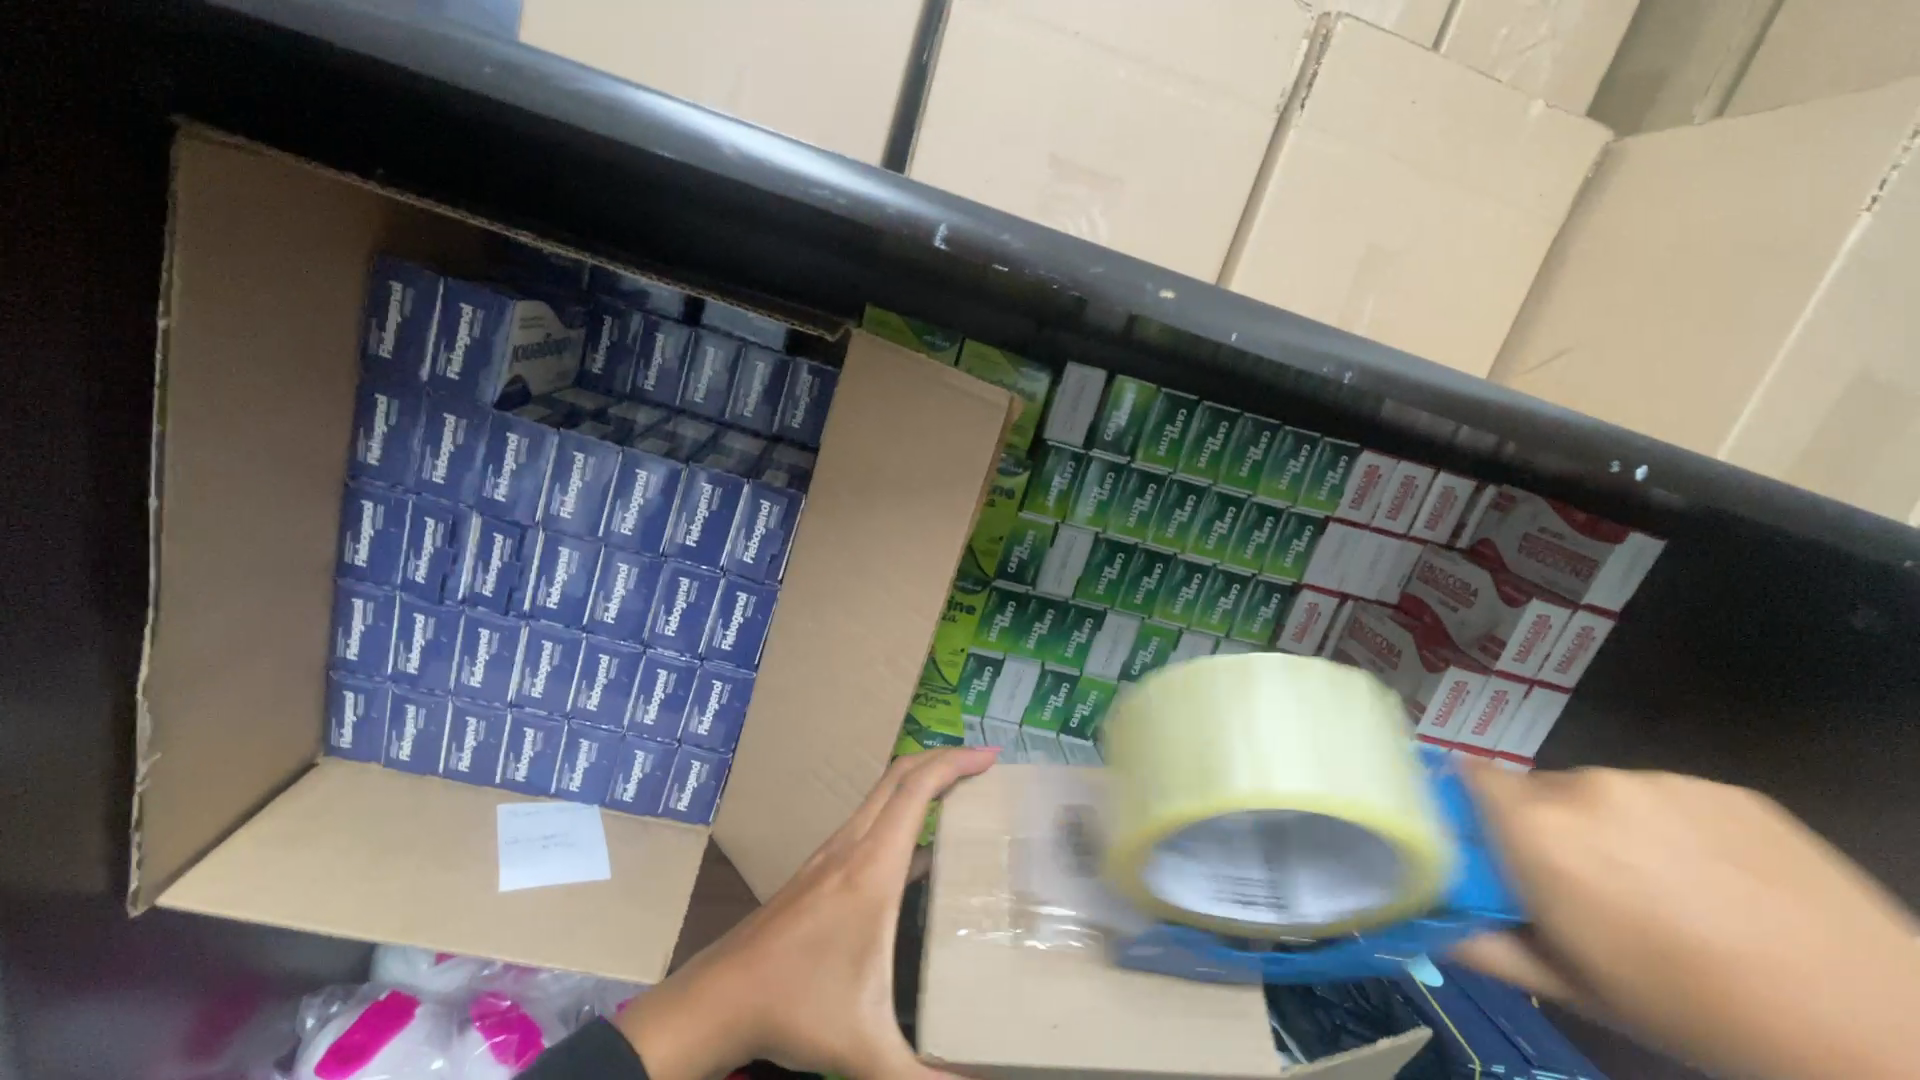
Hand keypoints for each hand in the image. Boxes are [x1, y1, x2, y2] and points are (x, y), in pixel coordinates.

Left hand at [617, 747, 997, 1079]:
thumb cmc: (794, 1010)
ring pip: (879, 794)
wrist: (717, 999)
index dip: (956, 763)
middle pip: (899, 776)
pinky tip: (915, 851)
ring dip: (918, 781)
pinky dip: (898, 810)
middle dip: (943, 759)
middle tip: (985, 765)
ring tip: (959, 796)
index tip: (992, 756)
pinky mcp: (817, 869)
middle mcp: (851, 847)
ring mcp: (829, 854)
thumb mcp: (866, 1049)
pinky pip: (867, 819)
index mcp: (871, 870)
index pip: (917, 790)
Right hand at [1454, 764, 1919, 1079]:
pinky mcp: (1726, 787)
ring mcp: (1663, 782)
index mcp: (1538, 831)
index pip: (1470, 776)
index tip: (1490, 849)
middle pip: (1538, 791)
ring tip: (1659, 890)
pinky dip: (1670, 828)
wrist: (1864, 1018)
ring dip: (1607, 829)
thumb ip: (1481, 942)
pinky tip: (1713, 880)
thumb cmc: (1688, 1007)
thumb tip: (1425, 917)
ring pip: (1603, 794)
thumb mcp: (1569, 987)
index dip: (1472, 808)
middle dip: (1543, 829)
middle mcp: (1588, 787)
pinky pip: (1667, 798)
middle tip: (1580, 888)